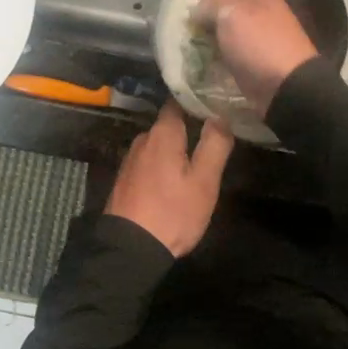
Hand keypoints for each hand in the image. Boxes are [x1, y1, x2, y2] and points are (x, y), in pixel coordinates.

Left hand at [106, 102, 233, 257]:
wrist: (130, 249)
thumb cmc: (172, 212)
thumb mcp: (203, 182)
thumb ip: (214, 145)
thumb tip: (221, 115)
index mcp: (162, 134)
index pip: (178, 102)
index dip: (196, 100)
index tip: (215, 102)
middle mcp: (143, 139)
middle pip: (169, 123)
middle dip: (189, 127)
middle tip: (213, 135)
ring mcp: (131, 158)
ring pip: (159, 143)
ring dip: (176, 147)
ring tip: (197, 157)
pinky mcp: (126, 177)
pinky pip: (149, 159)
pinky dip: (163, 161)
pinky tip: (174, 176)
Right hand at [193, 0, 318, 109]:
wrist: (287, 86)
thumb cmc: (259, 43)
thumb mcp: (231, 12)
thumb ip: (209, 1)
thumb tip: (195, 6)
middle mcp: (254, 5)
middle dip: (197, 8)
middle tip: (177, 21)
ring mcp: (252, 30)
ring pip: (219, 23)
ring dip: (202, 30)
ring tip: (182, 38)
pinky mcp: (249, 53)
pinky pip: (224, 44)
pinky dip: (211, 48)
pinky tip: (196, 54)